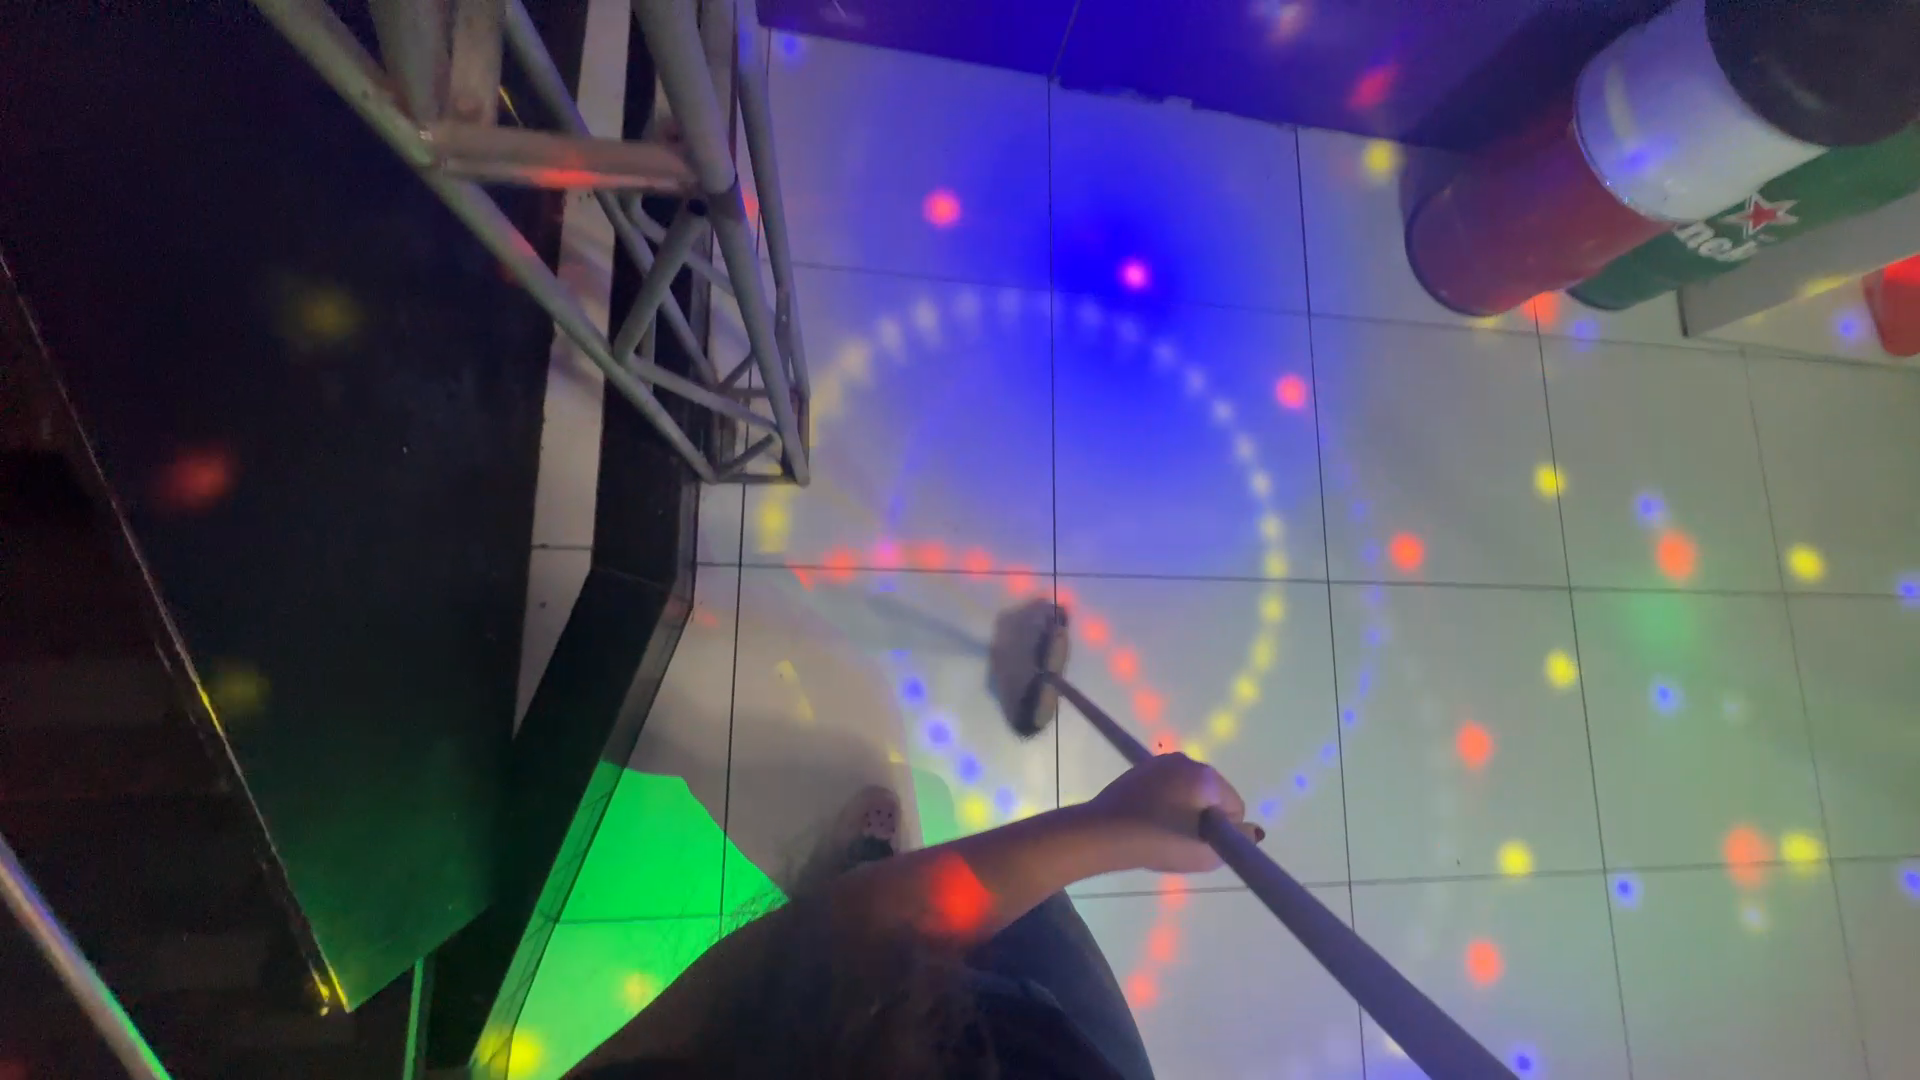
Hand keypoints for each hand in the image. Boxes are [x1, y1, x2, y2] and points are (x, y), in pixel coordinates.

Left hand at [1088, 753, 1264, 873]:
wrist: (1105, 832)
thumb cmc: (1159, 841)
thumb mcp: (1206, 852)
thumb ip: (1237, 841)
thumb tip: (1252, 831)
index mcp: (1205, 774)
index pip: (1234, 806)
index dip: (1223, 831)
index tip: (1199, 843)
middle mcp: (1185, 759)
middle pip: (1211, 794)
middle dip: (1204, 816)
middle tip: (1180, 839)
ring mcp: (1159, 762)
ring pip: (1188, 791)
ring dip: (1184, 809)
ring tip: (1162, 831)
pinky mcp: (1140, 769)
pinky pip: (1166, 788)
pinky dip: (1164, 802)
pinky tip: (1149, 820)